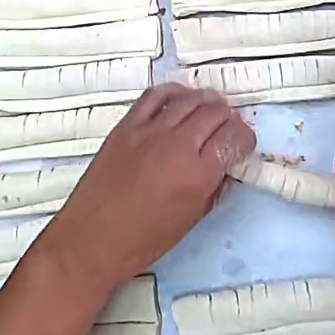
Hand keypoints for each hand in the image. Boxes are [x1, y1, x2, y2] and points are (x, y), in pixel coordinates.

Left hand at [32, 84, 255, 298]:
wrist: (90, 241)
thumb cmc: (142, 240)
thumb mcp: (191, 219)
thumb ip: (214, 187)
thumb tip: (225, 166)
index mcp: (198, 175)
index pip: (234, 137)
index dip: (244, 138)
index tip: (242, 143)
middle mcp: (178, 146)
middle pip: (216, 113)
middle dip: (229, 119)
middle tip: (228, 127)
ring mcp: (150, 132)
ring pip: (190, 100)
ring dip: (207, 101)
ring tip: (211, 108)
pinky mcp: (127, 126)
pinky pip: (155, 96)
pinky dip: (173, 93)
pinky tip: (180, 98)